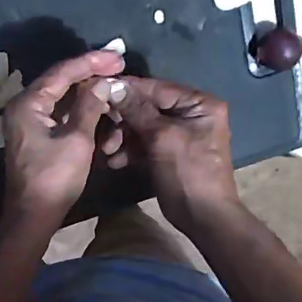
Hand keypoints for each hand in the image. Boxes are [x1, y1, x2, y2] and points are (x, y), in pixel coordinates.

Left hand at [1, 49, 125, 226]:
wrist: (32, 215)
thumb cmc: (54, 177)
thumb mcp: (77, 139)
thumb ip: (89, 106)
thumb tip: (103, 83)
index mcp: (28, 103)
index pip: (62, 72)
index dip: (91, 62)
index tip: (117, 57)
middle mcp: (23, 106)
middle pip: (59, 81)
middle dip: (89, 74)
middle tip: (118, 65)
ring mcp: (27, 121)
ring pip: (60, 97)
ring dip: (85, 92)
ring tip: (112, 84)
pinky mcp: (34, 135)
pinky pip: (58, 113)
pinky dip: (78, 109)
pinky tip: (98, 106)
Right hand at [106, 77, 240, 232]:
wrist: (203, 217)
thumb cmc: (188, 172)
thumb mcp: (162, 137)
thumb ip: (136, 110)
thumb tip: (113, 85)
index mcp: (199, 103)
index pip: (157, 88)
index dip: (127, 89)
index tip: (98, 88)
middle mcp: (190, 114)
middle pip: (147, 108)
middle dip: (122, 120)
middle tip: (102, 129)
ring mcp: (179, 135)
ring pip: (142, 127)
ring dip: (122, 138)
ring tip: (108, 152)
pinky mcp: (167, 153)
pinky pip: (144, 144)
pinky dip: (129, 152)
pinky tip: (114, 162)